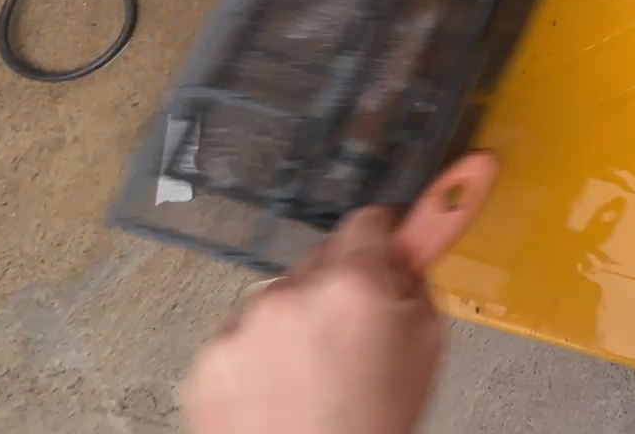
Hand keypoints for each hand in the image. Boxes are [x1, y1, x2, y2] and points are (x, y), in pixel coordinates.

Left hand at [181, 208, 444, 433]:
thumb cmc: (377, 418)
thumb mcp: (427, 337)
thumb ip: (416, 278)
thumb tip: (415, 240)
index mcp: (355, 281)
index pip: (368, 220)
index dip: (384, 235)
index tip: (389, 248)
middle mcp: (293, 292)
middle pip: (324, 256)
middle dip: (342, 279)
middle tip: (356, 324)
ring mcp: (242, 326)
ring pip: (281, 293)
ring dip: (298, 312)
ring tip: (314, 365)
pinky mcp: (206, 362)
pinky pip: (243, 332)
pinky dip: (260, 349)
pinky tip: (280, 383)